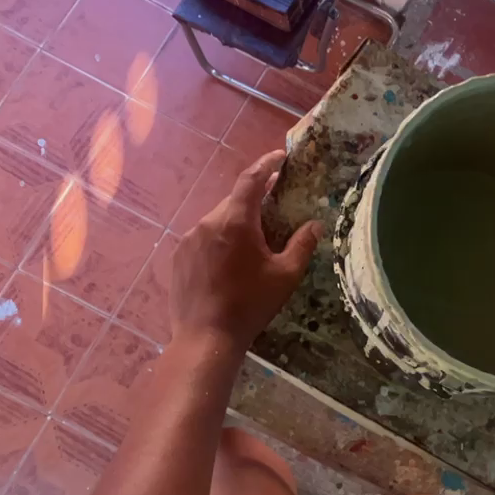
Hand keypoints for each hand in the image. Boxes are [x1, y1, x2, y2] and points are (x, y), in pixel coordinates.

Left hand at [171, 150, 321, 347]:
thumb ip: (302, 245)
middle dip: (255, 198)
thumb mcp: (285, 275)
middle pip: (235, 200)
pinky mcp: (179, 256)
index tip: (280, 156)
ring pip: (218, 219)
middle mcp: (208, 222)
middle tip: (275, 203)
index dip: (266, 164)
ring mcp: (189, 239)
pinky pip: (203, 238)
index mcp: (236, 221)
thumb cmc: (250, 304)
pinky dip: (219, 240)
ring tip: (254, 239)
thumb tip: (316, 224)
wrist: (205, 338)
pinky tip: (230, 261)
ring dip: (237, 222)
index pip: (251, 179)